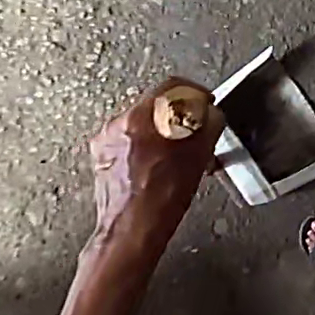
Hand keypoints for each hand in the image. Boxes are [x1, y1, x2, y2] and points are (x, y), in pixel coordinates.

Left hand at [87, 79, 222, 253]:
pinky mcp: (103, 154)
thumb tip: (211, 114)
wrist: (133, 229)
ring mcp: (108, 139)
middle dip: (181, 113)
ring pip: (144, 120)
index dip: (196, 91)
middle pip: (157, 102)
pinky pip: (131, 137)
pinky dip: (148, 143)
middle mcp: (120, 123)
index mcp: (143, 117)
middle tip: (198, 128)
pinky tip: (163, 163)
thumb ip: (208, 125)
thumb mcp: (200, 156)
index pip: (172, 85)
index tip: (205, 101)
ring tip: (182, 151)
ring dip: (164, 129)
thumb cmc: (163, 198)